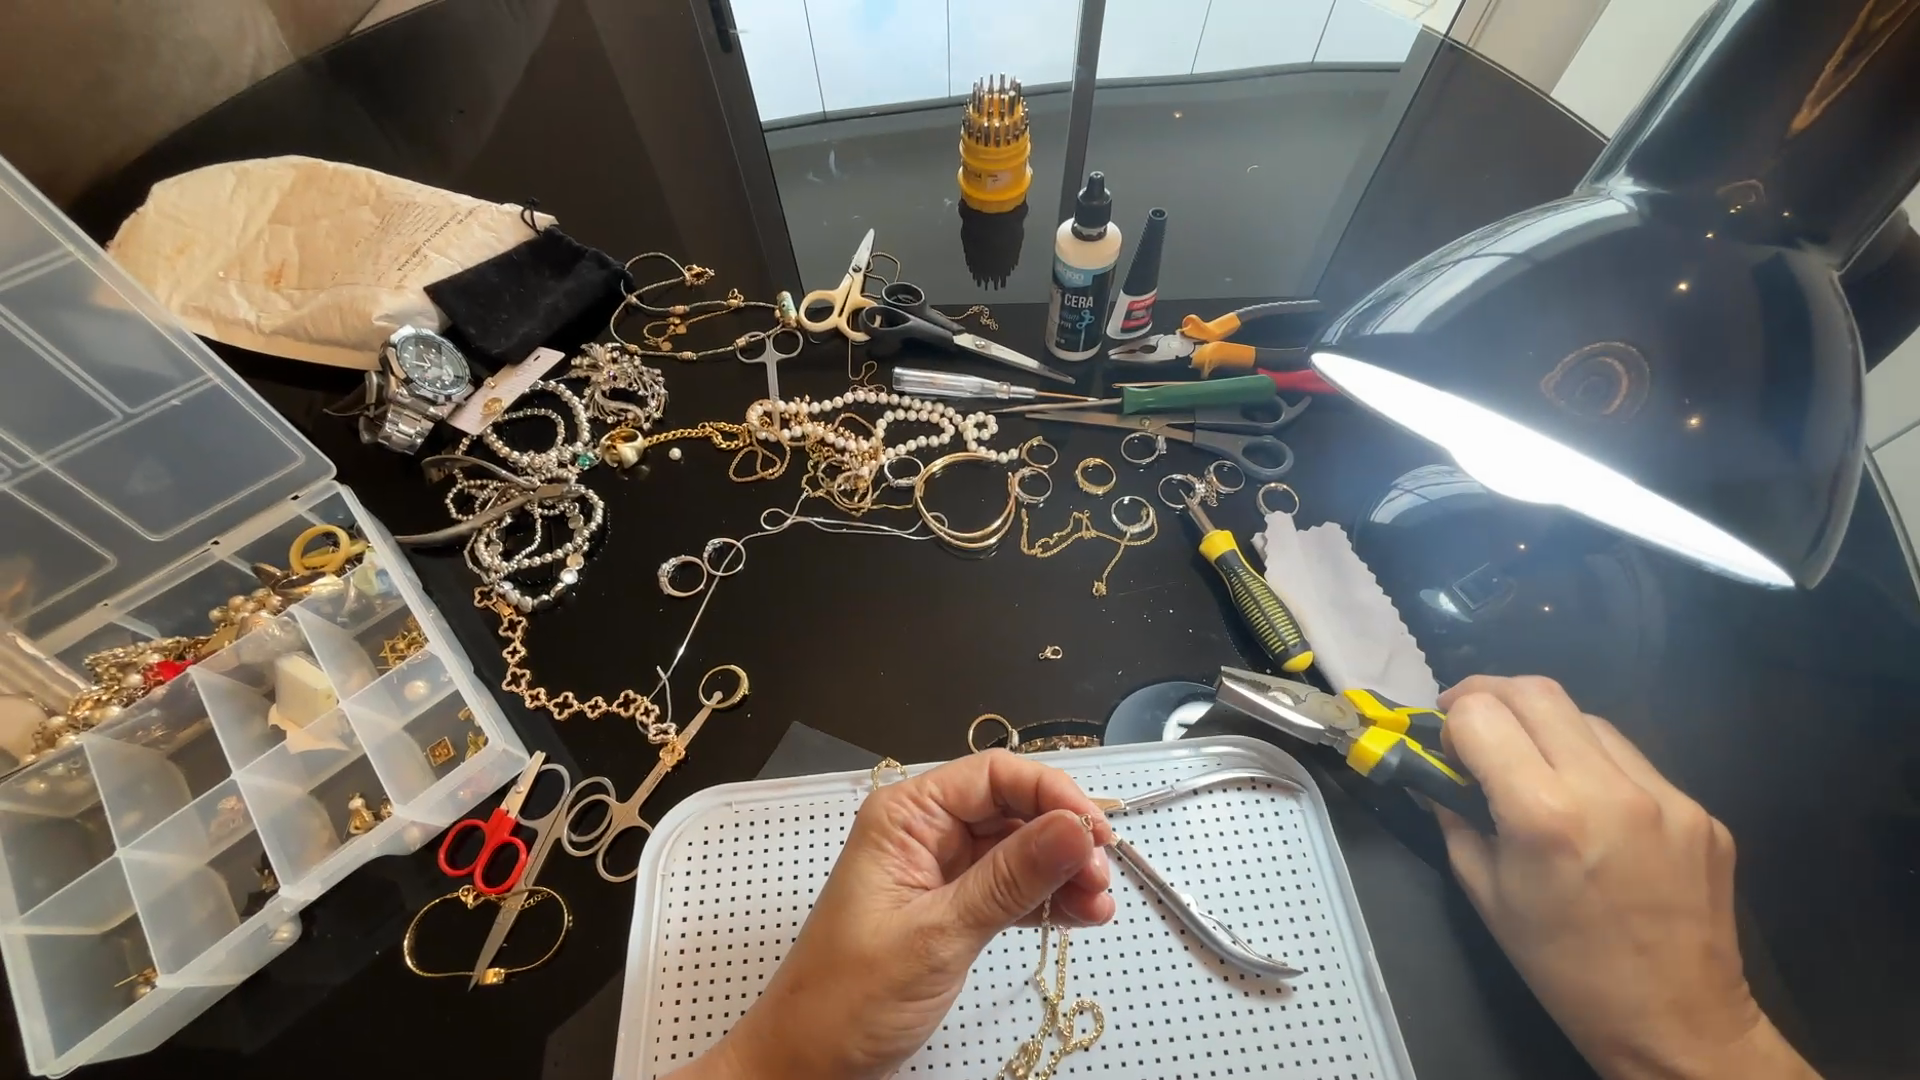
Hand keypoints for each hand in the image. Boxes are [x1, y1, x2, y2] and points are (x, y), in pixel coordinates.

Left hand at [675, 751, 1114, 1079]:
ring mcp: (941, 867)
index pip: (991, 775)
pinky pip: (1010, 887)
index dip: (1049, 793)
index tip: (1094, 829)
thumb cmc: (850, 996)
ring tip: (1098, 903)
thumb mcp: (939, 933)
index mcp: (908, 814)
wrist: (807, 1066)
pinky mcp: (953, 904)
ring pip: (1016, 849)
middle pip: (1009, 809)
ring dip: (1061, 871)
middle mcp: (926, 829)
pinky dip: (1045, 898)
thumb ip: (1012, 878)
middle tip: (1101, 874)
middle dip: (1060, 836)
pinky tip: (1082, 914)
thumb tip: (1076, 828)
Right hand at [1437, 676, 1817, 1079]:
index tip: (1445, 746)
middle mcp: (1607, 791)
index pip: (1479, 714)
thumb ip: (1452, 812)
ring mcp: (1665, 798)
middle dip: (1487, 693)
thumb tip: (1434, 768)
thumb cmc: (1559, 961)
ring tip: (1526, 758)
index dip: (1450, 721)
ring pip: (1583, 715)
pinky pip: (1627, 756)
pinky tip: (1580, 795)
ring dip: (1540, 722)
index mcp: (1543, 814)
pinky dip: (1587, 756)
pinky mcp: (1699, 812)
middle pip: (1534, 690)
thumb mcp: (1480, 885)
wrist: (1678, 1025)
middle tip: (1468, 722)